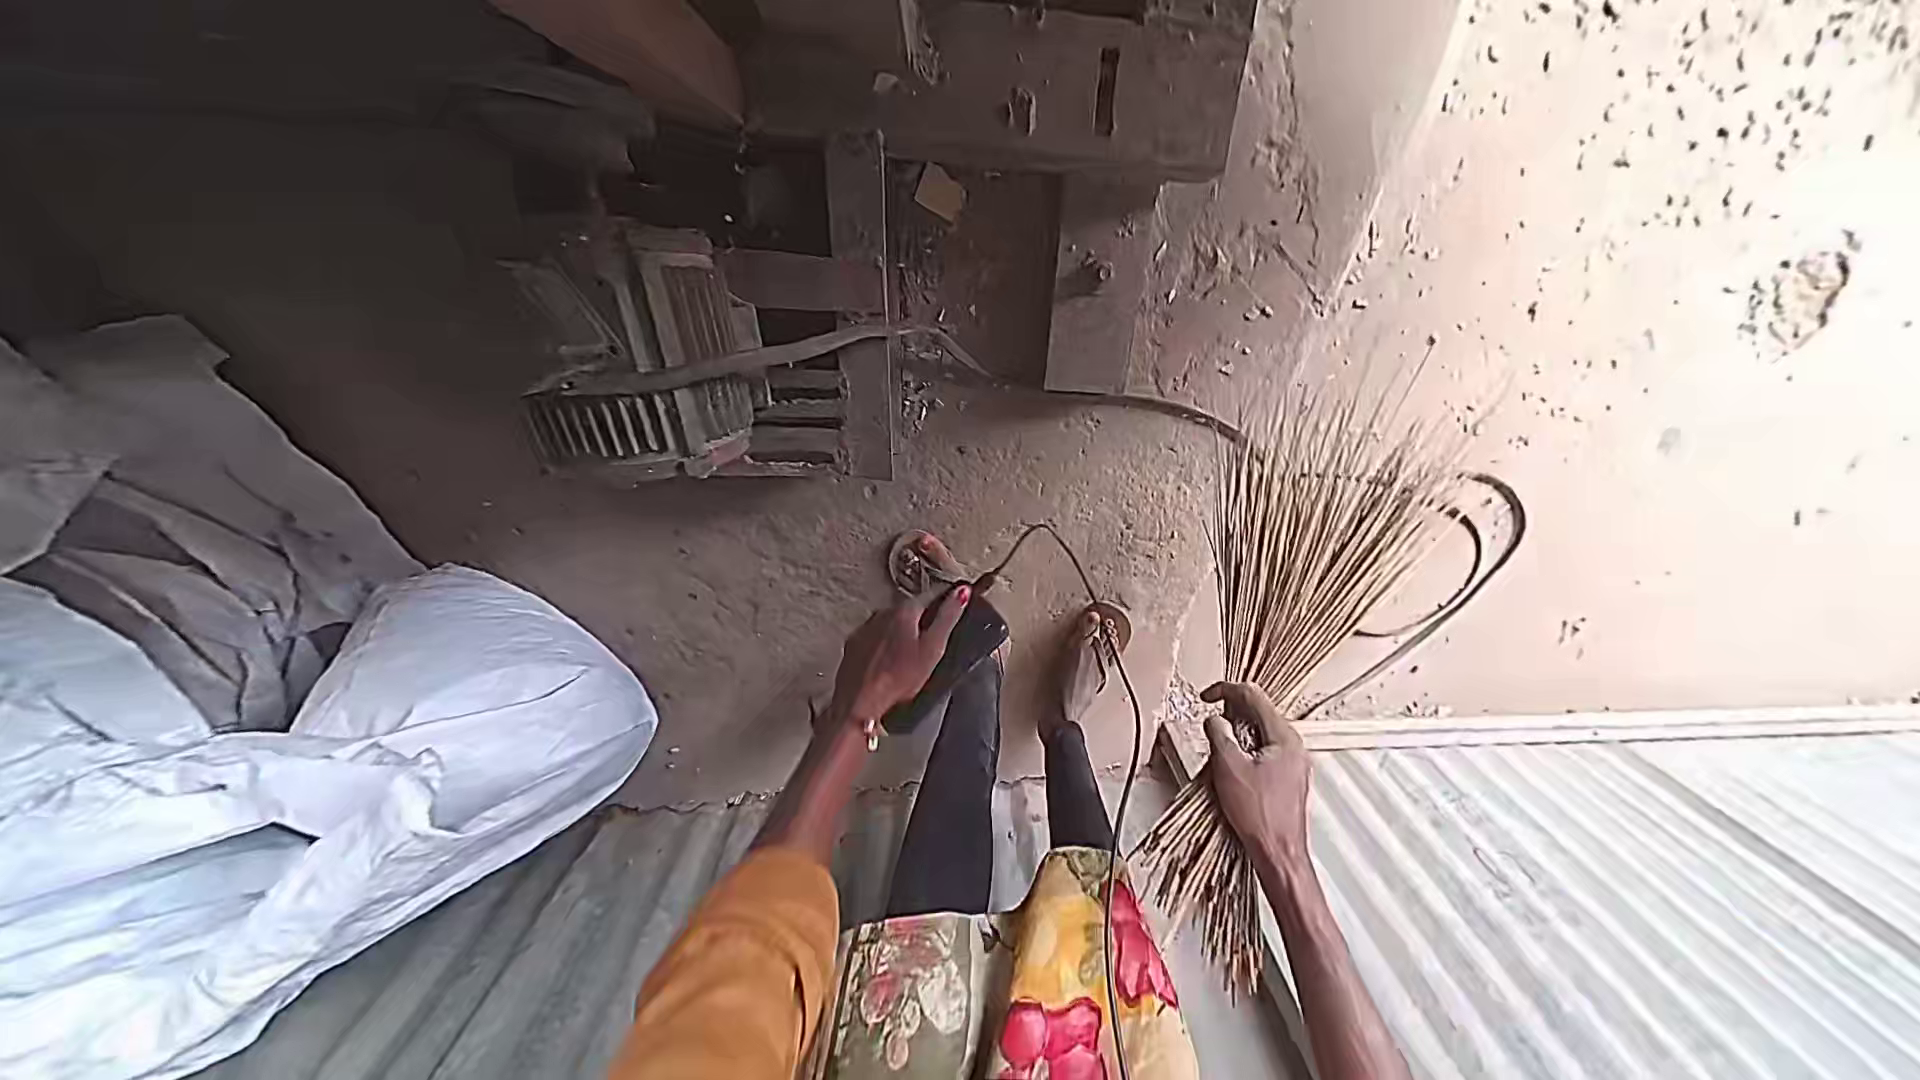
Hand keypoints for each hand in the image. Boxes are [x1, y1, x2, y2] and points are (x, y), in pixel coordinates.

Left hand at [826, 586, 971, 740]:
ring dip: (903, 628)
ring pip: (891, 620)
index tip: (956, 596)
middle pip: (910, 607)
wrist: (860, 702)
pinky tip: (891, 659)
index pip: (932, 593)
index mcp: (904, 611)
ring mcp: (866, 627)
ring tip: (913, 649)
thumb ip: (948, 617)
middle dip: (924, 615)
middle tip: (936, 630)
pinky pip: (875, 635)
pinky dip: (885, 642)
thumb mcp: (933, 648)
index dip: (947, 595)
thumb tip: (962, 592)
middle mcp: (882, 613)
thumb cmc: (897, 678)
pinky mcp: (854, 643)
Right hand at [1202, 681, 1311, 869]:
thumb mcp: (1228, 766)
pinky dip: (1244, 746)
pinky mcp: (1287, 776)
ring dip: (1236, 730)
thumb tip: (1213, 720)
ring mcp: (1293, 762)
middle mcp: (1293, 746)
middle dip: (1231, 711)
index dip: (1225, 690)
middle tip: (1210, 720)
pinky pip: (1263, 748)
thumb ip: (1219, 734)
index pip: (1254, 696)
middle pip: (1259, 711)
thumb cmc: (1259, 815)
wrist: (1278, 853)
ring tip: (1218, 743)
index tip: (1206, 697)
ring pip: (1260, 730)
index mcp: (1284, 738)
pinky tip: (1231, 761)